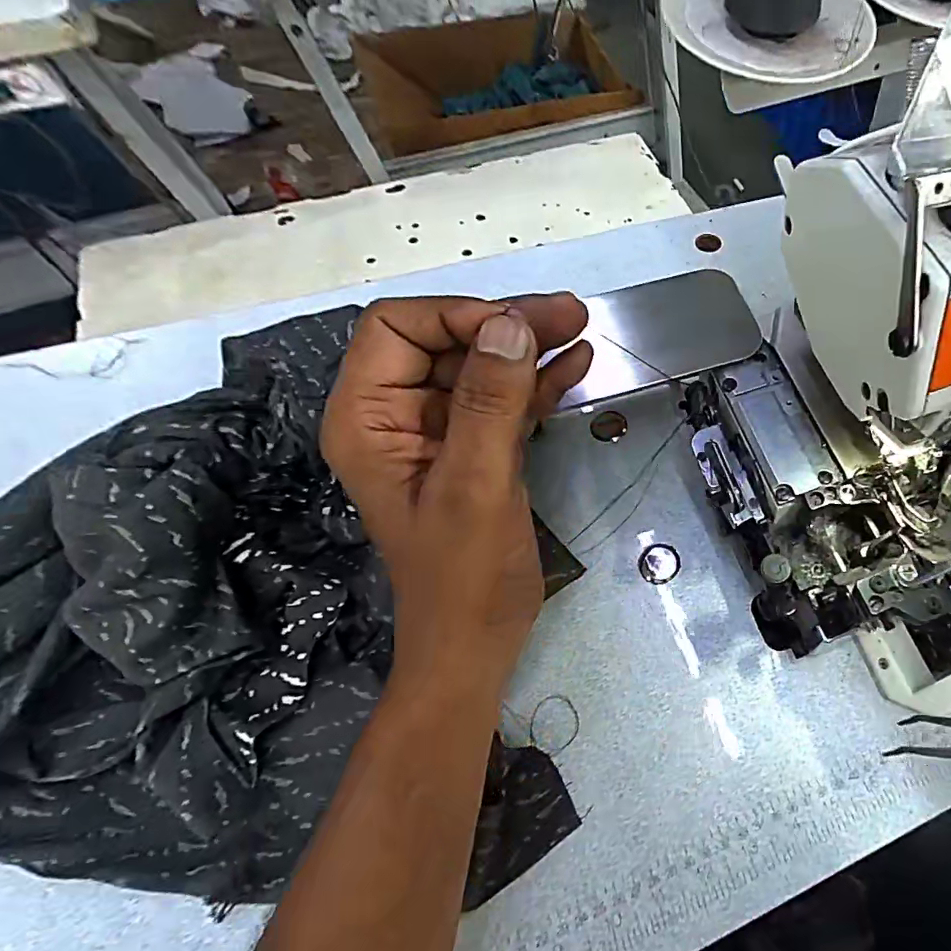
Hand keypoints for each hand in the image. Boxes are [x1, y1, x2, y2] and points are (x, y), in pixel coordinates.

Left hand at [321, 295, 594, 693]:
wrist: (479, 637)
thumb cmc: (465, 573)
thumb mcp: (476, 485)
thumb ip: (490, 404)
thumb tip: (511, 324)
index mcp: (368, 418)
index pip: (400, 330)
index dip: (461, 318)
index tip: (524, 330)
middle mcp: (399, 417)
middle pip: (448, 344)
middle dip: (507, 326)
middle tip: (572, 313)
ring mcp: (444, 437)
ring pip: (484, 371)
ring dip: (530, 349)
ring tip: (582, 329)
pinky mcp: (481, 455)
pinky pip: (508, 404)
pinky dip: (540, 383)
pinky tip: (576, 365)